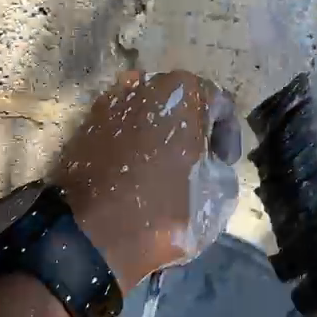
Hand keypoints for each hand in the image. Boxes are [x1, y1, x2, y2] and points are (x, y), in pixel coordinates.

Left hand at [49, 71, 242, 291]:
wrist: (88, 233)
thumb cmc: (162, 210)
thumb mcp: (219, 197)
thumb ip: (222, 167)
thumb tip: (209, 163)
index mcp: (186, 91)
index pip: (221, 105)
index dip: (228, 136)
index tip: (224, 166)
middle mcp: (148, 83)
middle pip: (183, 103)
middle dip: (194, 131)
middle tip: (198, 166)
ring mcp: (113, 99)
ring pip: (151, 113)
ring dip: (162, 136)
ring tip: (164, 172)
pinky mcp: (88, 121)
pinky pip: (124, 127)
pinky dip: (134, 144)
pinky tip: (135, 174)